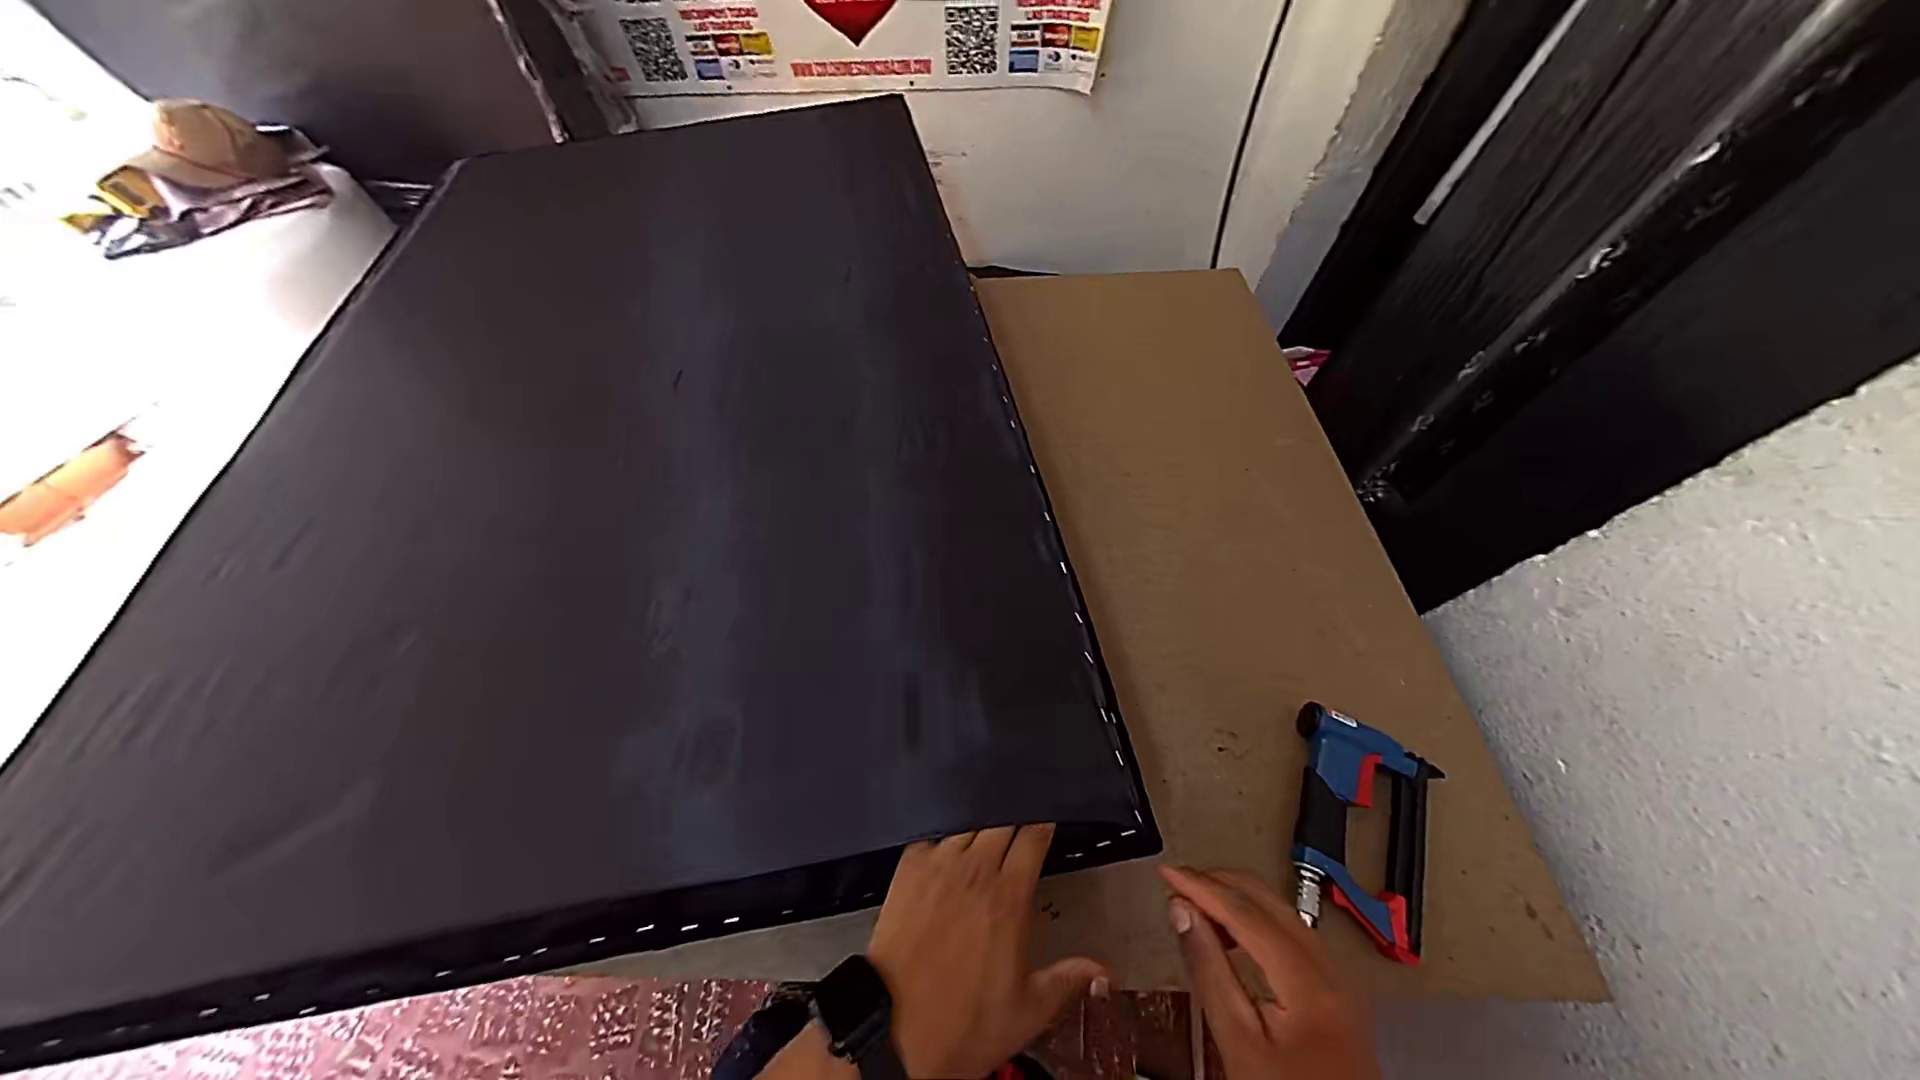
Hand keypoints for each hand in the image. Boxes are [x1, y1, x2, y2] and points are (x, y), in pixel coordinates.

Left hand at [869, 824, 1108, 1076]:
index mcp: (1009, 897)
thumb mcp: (1027, 1010)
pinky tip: (947, 843)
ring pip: (968, 821)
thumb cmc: (959, 1024)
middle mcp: (975, 872)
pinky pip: (931, 833)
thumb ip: (1067, 979)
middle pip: (1002, 819)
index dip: (1043, 822)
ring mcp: (939, 865)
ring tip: (986, 832)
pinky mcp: (908, 869)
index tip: (1047, 821)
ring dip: (981, 824)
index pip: (1033, 836)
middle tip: (1020, 826)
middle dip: (1015, 818)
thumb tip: (1100, 969)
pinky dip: (943, 833)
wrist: (893, 1030)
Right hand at [1160, 865, 1379, 1079]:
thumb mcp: (1237, 1043)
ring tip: (1194, 905)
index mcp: (1309, 984)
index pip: (1246, 913)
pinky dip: (1253, 919)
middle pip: (1268, 900)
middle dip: (1218, 884)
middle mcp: (1330, 971)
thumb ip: (1208, 970)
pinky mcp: (1335, 990)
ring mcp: (1338, 980)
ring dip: (1235, 898)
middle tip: (1177, 885)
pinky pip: (1290, 932)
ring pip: (1280, 910)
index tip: (1166, 872)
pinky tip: (1228, 931)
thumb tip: (1182, 911)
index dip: (1201, 886)